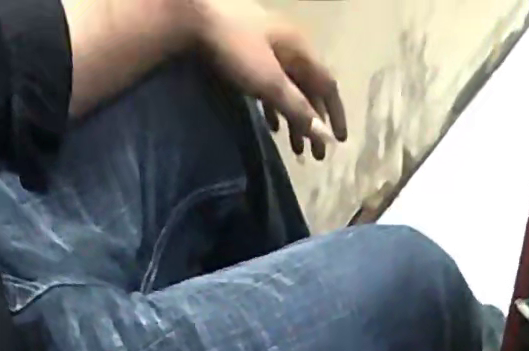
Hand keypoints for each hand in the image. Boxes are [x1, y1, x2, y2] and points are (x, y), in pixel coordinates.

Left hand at [187, 0, 346, 158]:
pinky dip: (276, 109)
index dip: (335, 115)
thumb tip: (325, 136)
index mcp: (300, 49)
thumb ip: (299, 110)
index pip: (328, 85)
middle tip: (316, 156)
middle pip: (310, 91)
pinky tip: (273, 126)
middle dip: (314, 125)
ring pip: (291, 91)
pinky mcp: (248, 54)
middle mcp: (289, 47)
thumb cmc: (235, 49)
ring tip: (295, 149)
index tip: (339, 142)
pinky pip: (271, 87)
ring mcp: (267, 49)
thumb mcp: (271, 83)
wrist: (190, 17)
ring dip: (295, 122)